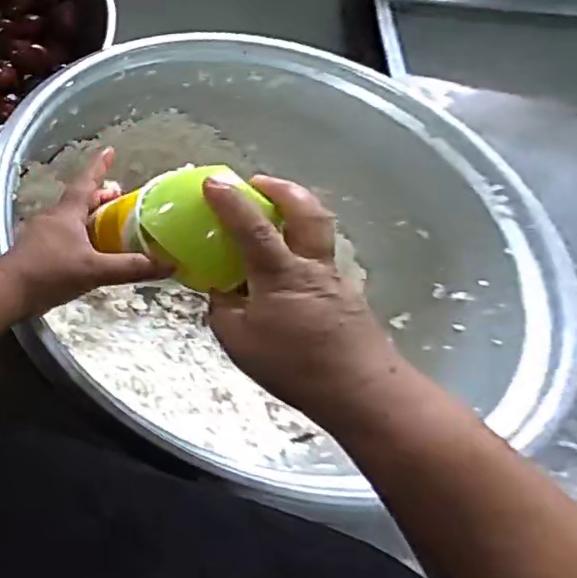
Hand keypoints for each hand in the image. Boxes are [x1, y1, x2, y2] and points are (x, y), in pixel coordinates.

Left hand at [0, 147, 173, 313]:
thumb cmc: (48, 273)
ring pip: (70, 218)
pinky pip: (64, 234)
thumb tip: (169, 264)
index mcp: (65, 214)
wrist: (7, 290)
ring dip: (91, 217)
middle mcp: (51, 218)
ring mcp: (41, 234)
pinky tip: (92, 250)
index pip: (85, 183)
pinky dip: (81, 235)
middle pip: (79, 201)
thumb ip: (131, 267)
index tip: (109, 150)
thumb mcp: (94, 270)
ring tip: (113, 225)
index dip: (98, 167)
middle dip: (100, 197)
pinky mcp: (37, 250)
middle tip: (122, 199)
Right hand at [203, 175, 400, 419]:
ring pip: (319, 232)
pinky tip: (280, 260)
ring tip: (268, 211)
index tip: (212, 182)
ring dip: (295, 212)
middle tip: (256, 182)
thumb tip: (218, 288)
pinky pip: (317, 257)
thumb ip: (223, 304)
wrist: (365, 395)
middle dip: (283, 190)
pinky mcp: (343, 296)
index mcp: (281, 277)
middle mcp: (312, 269)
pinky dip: (297, 244)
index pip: (252, 229)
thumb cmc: (294, 366)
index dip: (230, 202)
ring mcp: (334, 281)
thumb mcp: (235, 336)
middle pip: (308, 214)